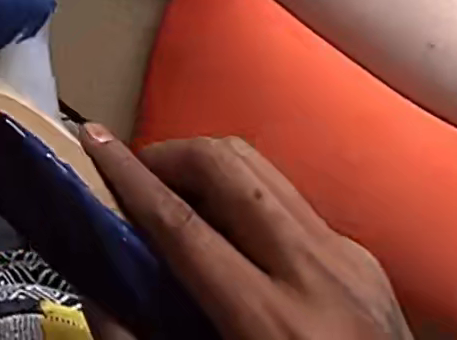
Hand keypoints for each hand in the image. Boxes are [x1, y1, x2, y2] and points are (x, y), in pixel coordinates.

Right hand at [79, 130, 407, 339]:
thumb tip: (92, 290)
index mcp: (276, 328)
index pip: (181, 222)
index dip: (128, 175)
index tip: (91, 136)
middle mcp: (320, 279)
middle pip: (223, 166)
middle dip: (166, 155)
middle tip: (135, 180)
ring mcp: (350, 261)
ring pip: (254, 163)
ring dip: (200, 166)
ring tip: (175, 196)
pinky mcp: (365, 258)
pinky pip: (283, 193)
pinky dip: (239, 192)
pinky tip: (227, 231)